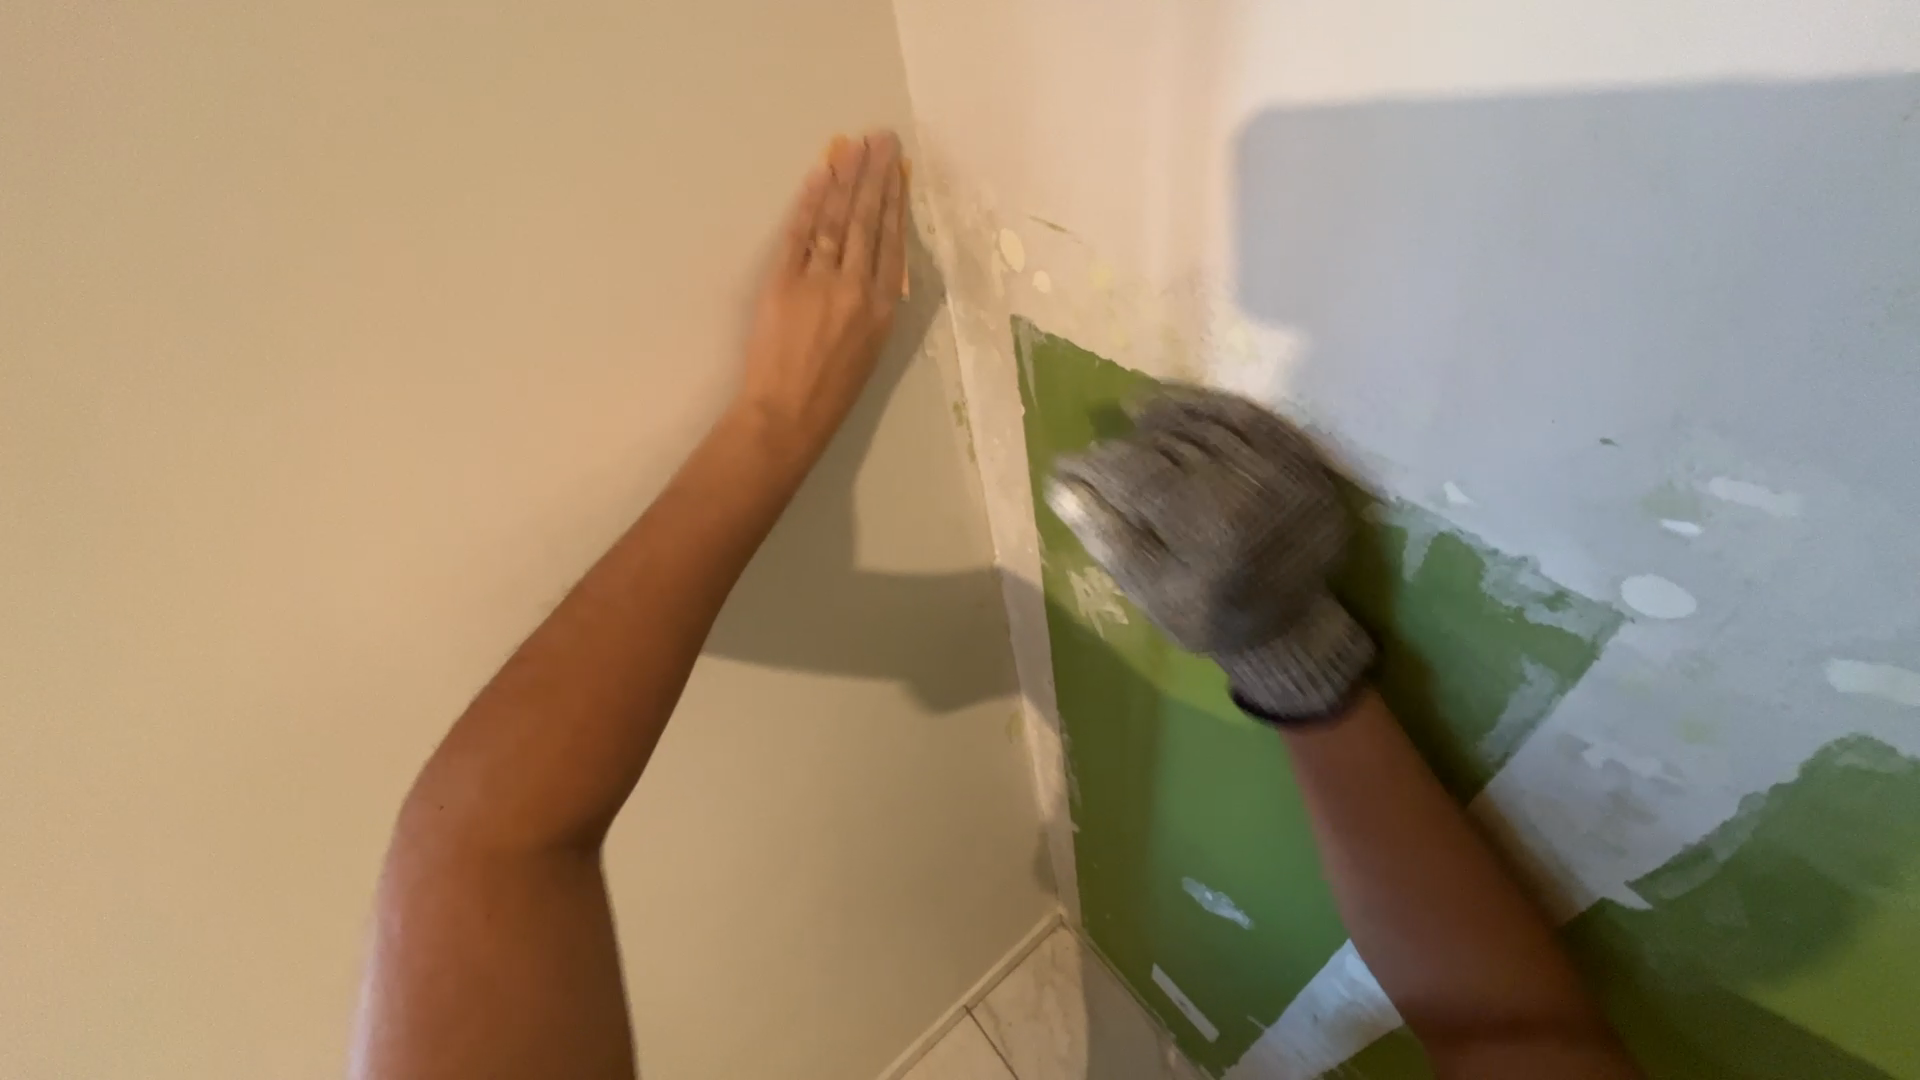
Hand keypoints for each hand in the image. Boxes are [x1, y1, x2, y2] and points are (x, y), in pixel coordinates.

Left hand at [734, 130, 907, 456]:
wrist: (788, 414)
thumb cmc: (832, 394)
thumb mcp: (871, 351)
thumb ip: (874, 306)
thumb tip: (874, 266)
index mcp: (883, 308)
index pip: (892, 242)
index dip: (895, 202)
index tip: (898, 171)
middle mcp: (857, 288)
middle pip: (868, 221)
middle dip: (875, 176)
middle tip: (881, 139)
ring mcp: (820, 282)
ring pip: (837, 219)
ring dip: (846, 178)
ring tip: (854, 146)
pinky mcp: (784, 281)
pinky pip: (800, 232)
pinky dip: (809, 201)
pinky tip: (819, 175)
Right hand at [1046, 388, 1374, 718]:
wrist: (1286, 625)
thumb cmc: (1207, 615)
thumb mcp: (1148, 591)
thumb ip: (1106, 537)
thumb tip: (1060, 487)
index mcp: (1210, 535)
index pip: (1138, 479)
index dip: (1095, 465)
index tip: (1064, 463)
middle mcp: (1250, 495)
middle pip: (1171, 449)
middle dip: (1125, 446)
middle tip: (1095, 452)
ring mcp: (1283, 474)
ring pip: (1207, 427)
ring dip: (1164, 416)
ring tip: (1131, 415)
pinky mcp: (1303, 463)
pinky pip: (1251, 418)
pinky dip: (1210, 406)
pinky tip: (1179, 405)